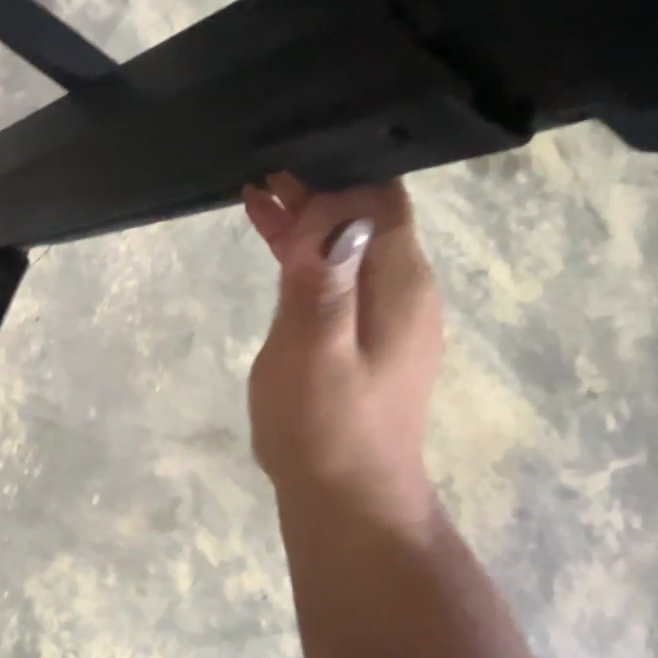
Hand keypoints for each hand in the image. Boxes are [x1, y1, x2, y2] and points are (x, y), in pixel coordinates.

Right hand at [242, 174, 442, 527]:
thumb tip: (335, 215)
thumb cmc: (326, 425)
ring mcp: (380, 311)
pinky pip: (334, 271)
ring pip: (345, 242)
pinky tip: (267, 229)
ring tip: (256, 187)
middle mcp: (401, 290)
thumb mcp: (314, 350)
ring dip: (306, 216)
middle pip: (365, 218)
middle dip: (320, 189)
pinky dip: (303, 247)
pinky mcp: (356, 329)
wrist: (346, 497)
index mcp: (399, 286)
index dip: (343, 177)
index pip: (383, 205)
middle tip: (265, 165)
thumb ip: (323, 281)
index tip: (293, 159)